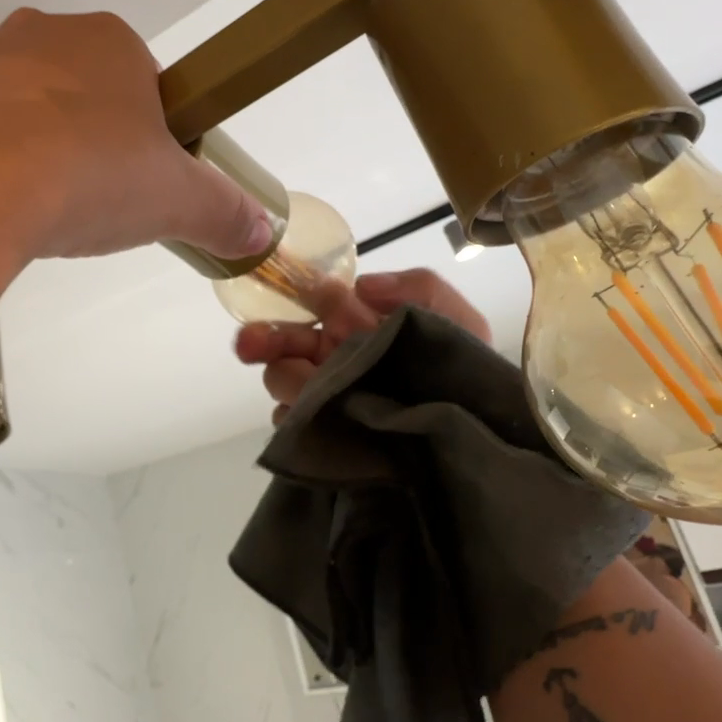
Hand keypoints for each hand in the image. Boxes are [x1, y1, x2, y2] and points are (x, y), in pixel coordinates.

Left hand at [0, 11, 272, 261]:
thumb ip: (224, 213)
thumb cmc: (96, 179)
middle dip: (80, 130)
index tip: (133, 185)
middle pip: (70, 83)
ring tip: (21, 182)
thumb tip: (262, 235)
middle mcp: (44, 37)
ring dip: (13, 121)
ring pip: (3, 83)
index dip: (141, 137)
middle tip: (82, 194)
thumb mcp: (178, 202)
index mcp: (112, 47)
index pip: (139, 85)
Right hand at [235, 268, 491, 422]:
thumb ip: (420, 288)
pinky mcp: (318, 432)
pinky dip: (295, 421)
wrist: (473, 436)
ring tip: (314, 393)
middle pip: (283, 343)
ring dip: (289, 382)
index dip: (298, 297)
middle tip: (247, 345)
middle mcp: (331, 357)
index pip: (314, 302)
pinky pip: (291, 423)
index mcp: (355, 324)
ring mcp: (322, 395)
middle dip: (264, 340)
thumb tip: (361, 286)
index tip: (290, 298)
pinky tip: (314, 422)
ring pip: (281, 381)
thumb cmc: (463, 375)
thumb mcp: (457, 322)